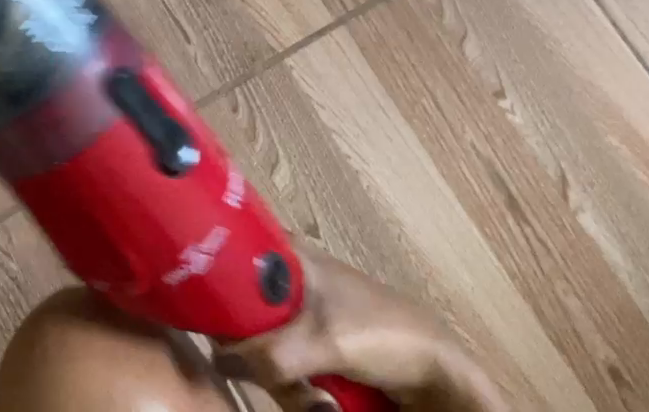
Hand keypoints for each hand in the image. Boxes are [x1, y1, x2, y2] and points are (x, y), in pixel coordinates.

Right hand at [214, 245, 506, 411]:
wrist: (443, 373)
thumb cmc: (383, 333)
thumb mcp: (322, 340)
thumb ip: (267, 351)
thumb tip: (220, 362)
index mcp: (278, 253)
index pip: (221, 259)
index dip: (210, 289)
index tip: (205, 322)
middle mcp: (278, 279)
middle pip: (238, 316)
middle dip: (254, 357)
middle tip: (284, 379)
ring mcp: (294, 317)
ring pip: (259, 352)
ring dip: (282, 385)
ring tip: (318, 402)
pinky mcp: (308, 349)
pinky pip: (280, 371)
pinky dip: (295, 393)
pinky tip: (321, 403)